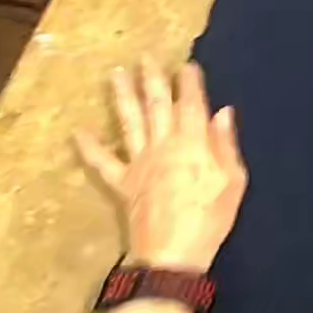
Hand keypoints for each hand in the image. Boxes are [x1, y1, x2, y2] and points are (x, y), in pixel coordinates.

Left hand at [76, 60, 248, 270]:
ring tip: (116, 73)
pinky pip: (102, 162)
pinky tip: (79, 131)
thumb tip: (222, 111)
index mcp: (193, 143)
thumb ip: (225, 145)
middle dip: (152, 78)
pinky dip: (89, 147)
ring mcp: (139, 162)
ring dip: (122, 95)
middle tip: (145, 57)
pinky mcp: (122, 183)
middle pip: (156, 104)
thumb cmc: (209, 220)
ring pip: (129, 121)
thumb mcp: (233, 182)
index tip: (186, 64)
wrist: (172, 256)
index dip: (189, 82)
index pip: (191, 103)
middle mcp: (163, 144)